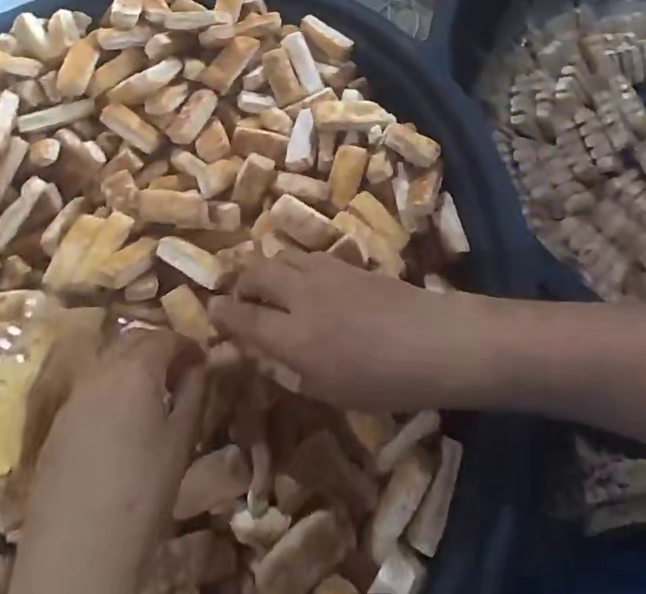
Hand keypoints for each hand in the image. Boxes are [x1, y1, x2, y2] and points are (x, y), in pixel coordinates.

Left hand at [13, 330, 206, 593]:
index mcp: (135, 369)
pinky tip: (120, 424)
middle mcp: (99, 372)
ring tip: (150, 397)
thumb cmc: (143, 491)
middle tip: (178, 372)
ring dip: (131, 368)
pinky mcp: (55, 426)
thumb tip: (196, 368)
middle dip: (157, 349)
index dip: (187, 344)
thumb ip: (193, 393)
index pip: (165, 337)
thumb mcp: (181, 440)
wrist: (77, 550)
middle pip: (131, 341)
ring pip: (106, 364)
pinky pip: (88, 391)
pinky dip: (109, 391)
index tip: (202, 360)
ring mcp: (72, 398)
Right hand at [209, 251, 492, 411]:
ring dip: (266, 266)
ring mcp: (325, 272)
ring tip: (267, 281)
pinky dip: (293, 262)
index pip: (242, 317)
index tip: (212, 310)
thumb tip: (261, 353)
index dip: (222, 313)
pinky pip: (308, 254)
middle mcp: (300, 295)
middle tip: (238, 294)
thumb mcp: (327, 390)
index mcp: (290, 335)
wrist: (433, 340)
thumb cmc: (381, 381)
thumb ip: (288, 368)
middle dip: (239, 280)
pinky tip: (302, 276)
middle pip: (256, 273)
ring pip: (282, 255)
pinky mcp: (348, 262)